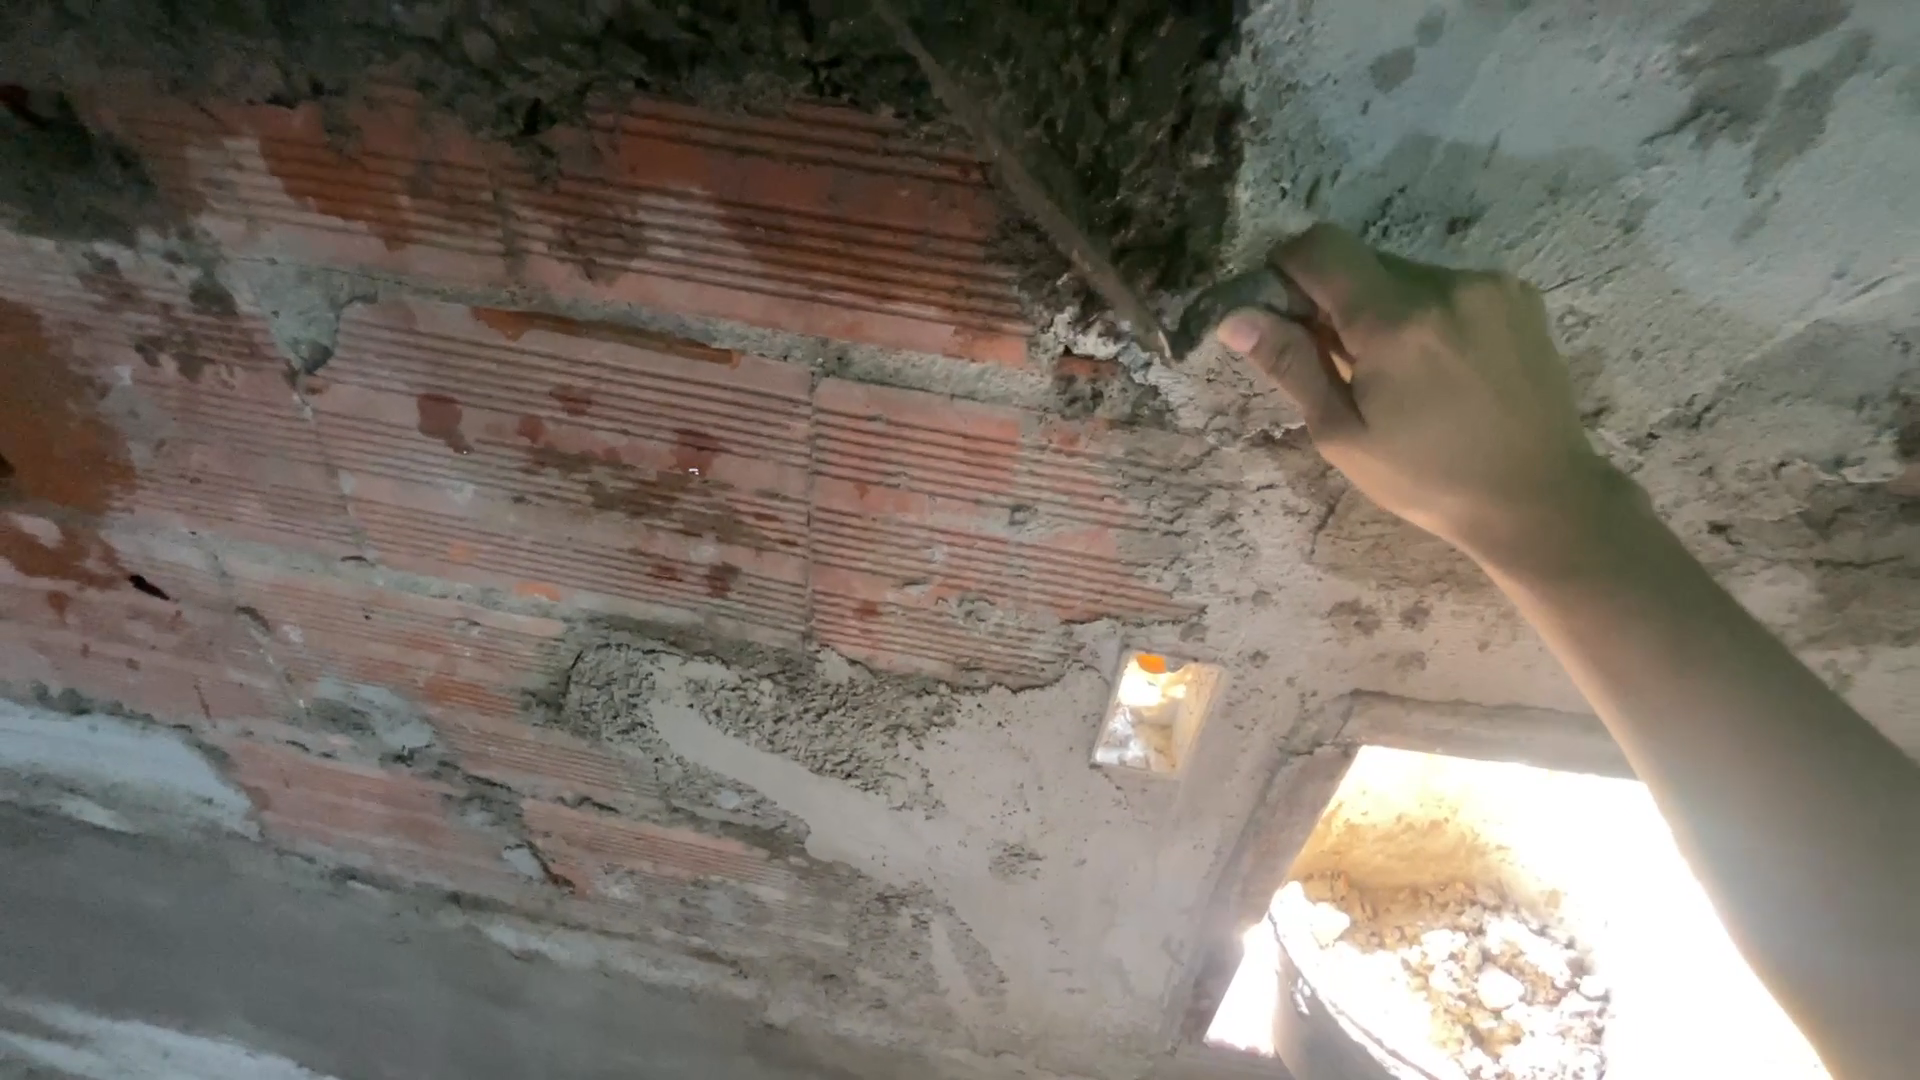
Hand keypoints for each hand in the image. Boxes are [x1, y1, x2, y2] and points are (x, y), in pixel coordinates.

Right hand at [1217, 224, 1626, 567]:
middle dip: (1326, 298)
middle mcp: (1446, 284)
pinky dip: (1413, 312)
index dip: (1283, 270)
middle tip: (1328, 360)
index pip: (1319, 247)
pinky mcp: (1515, 295)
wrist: (1538, 496)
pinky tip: (1427, 366)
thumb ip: (1290, 364)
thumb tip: (1234, 317)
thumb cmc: (1424, 478)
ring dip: (1371, 307)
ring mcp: (1488, 285)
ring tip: (1385, 372)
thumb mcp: (1341, 433)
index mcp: (1396, 321)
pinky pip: (1439, 284)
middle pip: (1357, 259)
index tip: (1276, 315)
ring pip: (1398, 272)